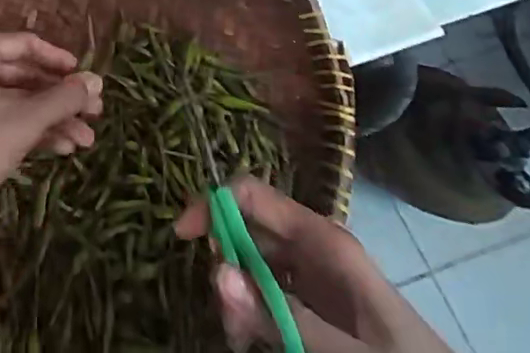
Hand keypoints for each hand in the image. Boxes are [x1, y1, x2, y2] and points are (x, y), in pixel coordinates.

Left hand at [0, 33, 102, 212]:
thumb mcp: (25, 122)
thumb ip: (63, 99)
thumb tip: (98, 81)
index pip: (24, 44)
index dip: (59, 60)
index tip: (88, 77)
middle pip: (25, 74)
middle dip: (61, 96)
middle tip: (97, 111)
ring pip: (21, 100)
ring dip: (54, 118)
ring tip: (88, 139)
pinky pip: (11, 119)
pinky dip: (37, 130)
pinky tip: (66, 148)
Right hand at [175, 176, 454, 352]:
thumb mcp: (347, 348)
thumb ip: (283, 315)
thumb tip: (214, 271)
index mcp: (322, 239)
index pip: (251, 193)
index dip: (212, 203)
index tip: (182, 236)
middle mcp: (313, 248)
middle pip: (247, 231)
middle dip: (224, 264)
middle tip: (226, 319)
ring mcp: (314, 277)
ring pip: (252, 266)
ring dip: (237, 297)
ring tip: (241, 341)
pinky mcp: (317, 305)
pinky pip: (269, 295)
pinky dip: (254, 315)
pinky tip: (255, 341)